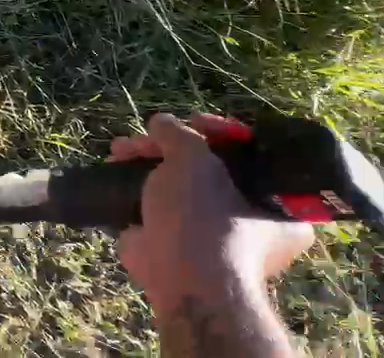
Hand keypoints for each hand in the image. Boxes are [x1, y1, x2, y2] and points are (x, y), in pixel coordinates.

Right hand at [110, 113, 313, 351]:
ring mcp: (209, 228)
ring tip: (118, 151)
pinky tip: (115, 170)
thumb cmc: (203, 218)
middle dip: (166, 146)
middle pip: (205, 165)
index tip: (192, 121)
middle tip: (141, 140)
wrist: (179, 274)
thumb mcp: (196, 163)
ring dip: (144, 159)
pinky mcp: (174, 234)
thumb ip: (180, 135)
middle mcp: (250, 219)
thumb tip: (162, 122)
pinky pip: (156, 197)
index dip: (221, 133)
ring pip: (175, 179)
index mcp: (278, 208)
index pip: (253, 157)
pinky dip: (135, 182)